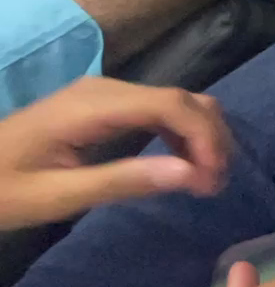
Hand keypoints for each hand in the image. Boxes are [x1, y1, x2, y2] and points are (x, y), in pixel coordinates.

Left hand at [0, 76, 229, 229]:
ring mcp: (108, 95)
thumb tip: (193, 173)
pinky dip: (185, 135)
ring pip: (183, 104)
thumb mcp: (50, 196)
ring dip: (203, 137)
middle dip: (211, 139)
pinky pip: (165, 111)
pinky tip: (181, 162)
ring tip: (202, 176)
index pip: (173, 106)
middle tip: (212, 182)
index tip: (211, 177)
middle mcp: (108, 90)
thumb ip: (121, 182)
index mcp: (91, 106)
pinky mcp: (109, 106)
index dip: (205, 137)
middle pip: (186, 101)